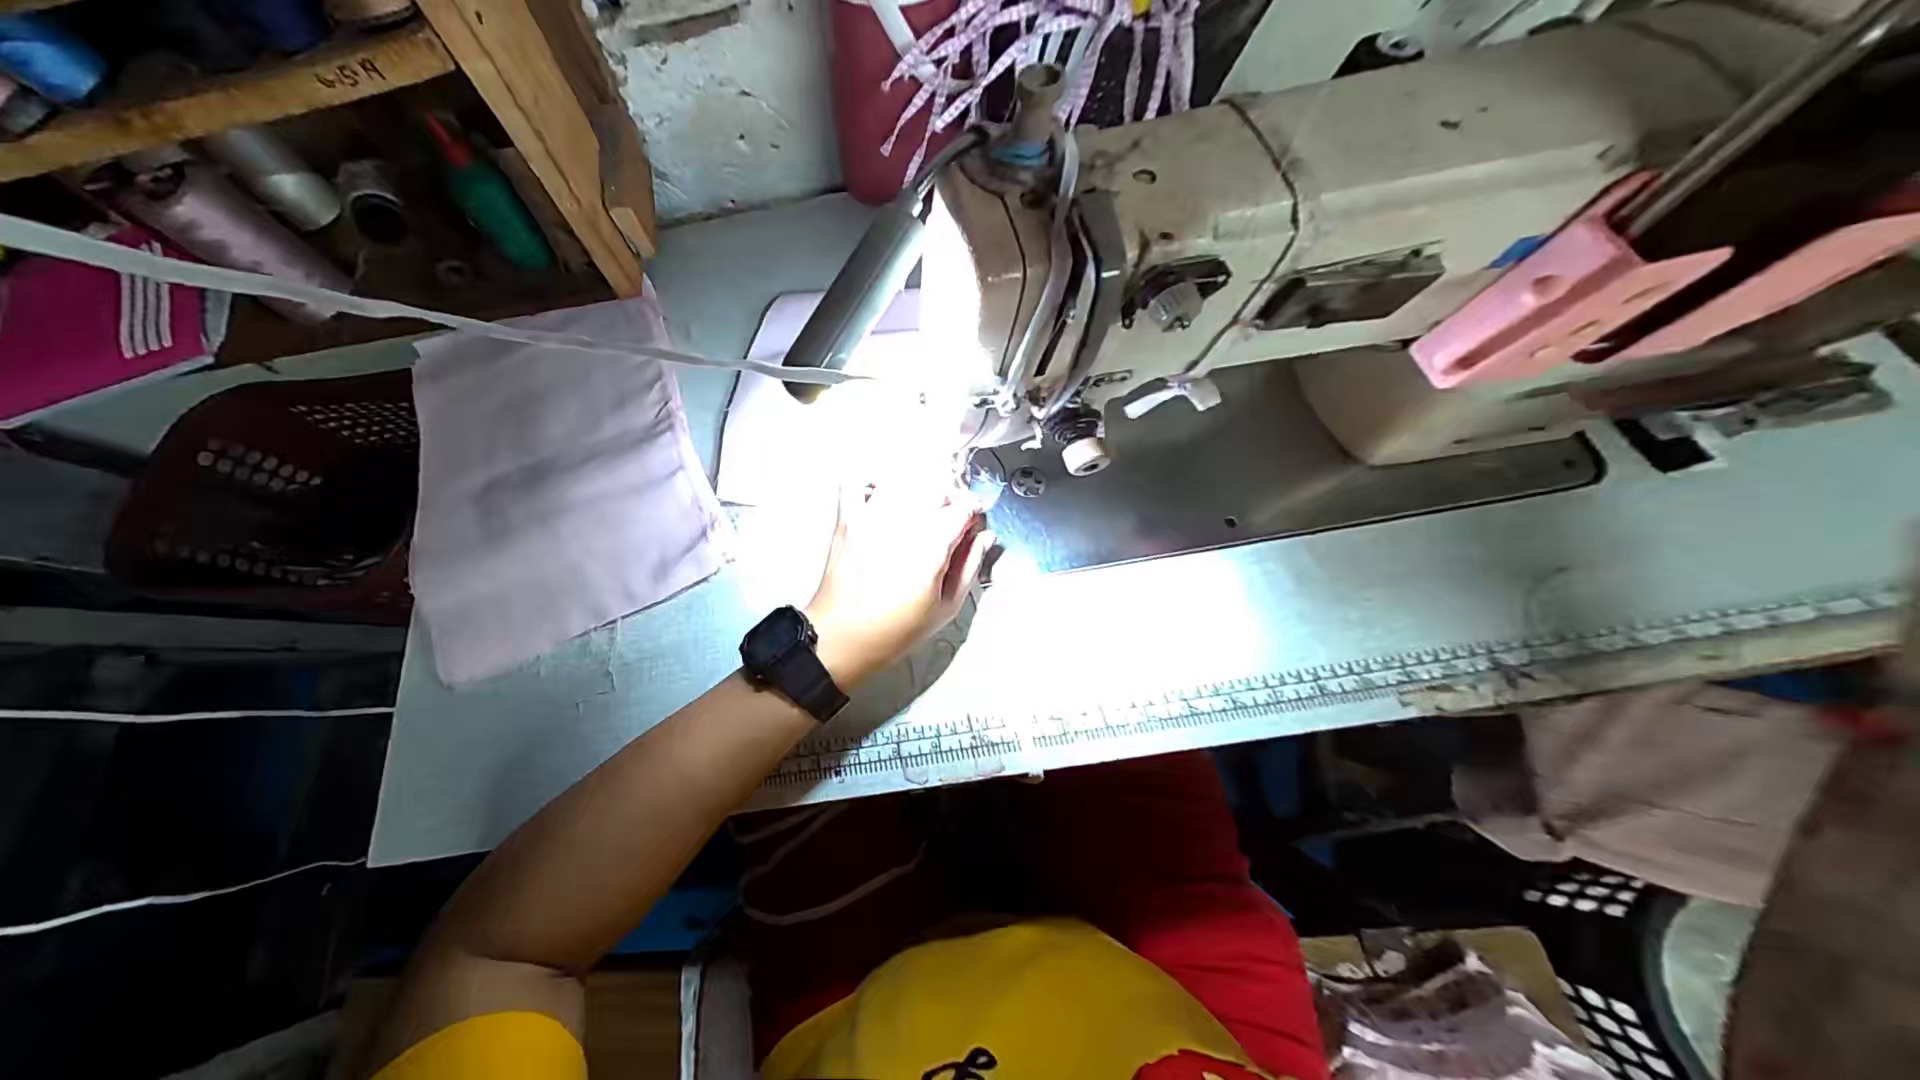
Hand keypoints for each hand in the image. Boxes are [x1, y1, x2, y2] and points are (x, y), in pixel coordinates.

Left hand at [804, 475, 995, 688]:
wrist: (840, 638)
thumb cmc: (891, 631)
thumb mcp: (945, 608)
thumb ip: (969, 566)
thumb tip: (983, 539)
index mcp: (931, 545)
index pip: (964, 506)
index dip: (974, 513)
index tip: (972, 523)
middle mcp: (903, 523)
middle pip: (937, 483)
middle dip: (949, 495)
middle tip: (950, 516)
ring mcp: (872, 517)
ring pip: (903, 476)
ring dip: (918, 484)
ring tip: (921, 505)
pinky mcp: (849, 519)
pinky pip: (858, 481)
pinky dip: (872, 479)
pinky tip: (884, 493)